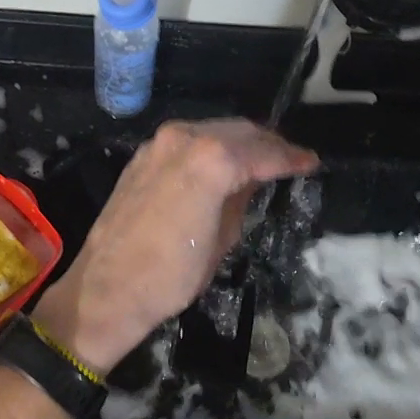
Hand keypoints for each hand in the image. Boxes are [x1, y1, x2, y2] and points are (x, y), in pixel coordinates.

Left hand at [30, 119, 317, 373]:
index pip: (263, 152)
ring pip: (212, 131)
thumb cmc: (172, 273)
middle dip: (267, 144)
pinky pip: (187, 142)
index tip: (311, 162)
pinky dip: (209, 148)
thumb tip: (251, 181)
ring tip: (260, 162)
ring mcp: (158, 144)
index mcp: (211, 159)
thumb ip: (241, 199)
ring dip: (238, 143)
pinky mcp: (141, 157)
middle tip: (290, 160)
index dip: (292, 158)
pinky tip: (221, 166)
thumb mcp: (222, 238)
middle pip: (238, 131)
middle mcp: (185, 138)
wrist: (108, 287)